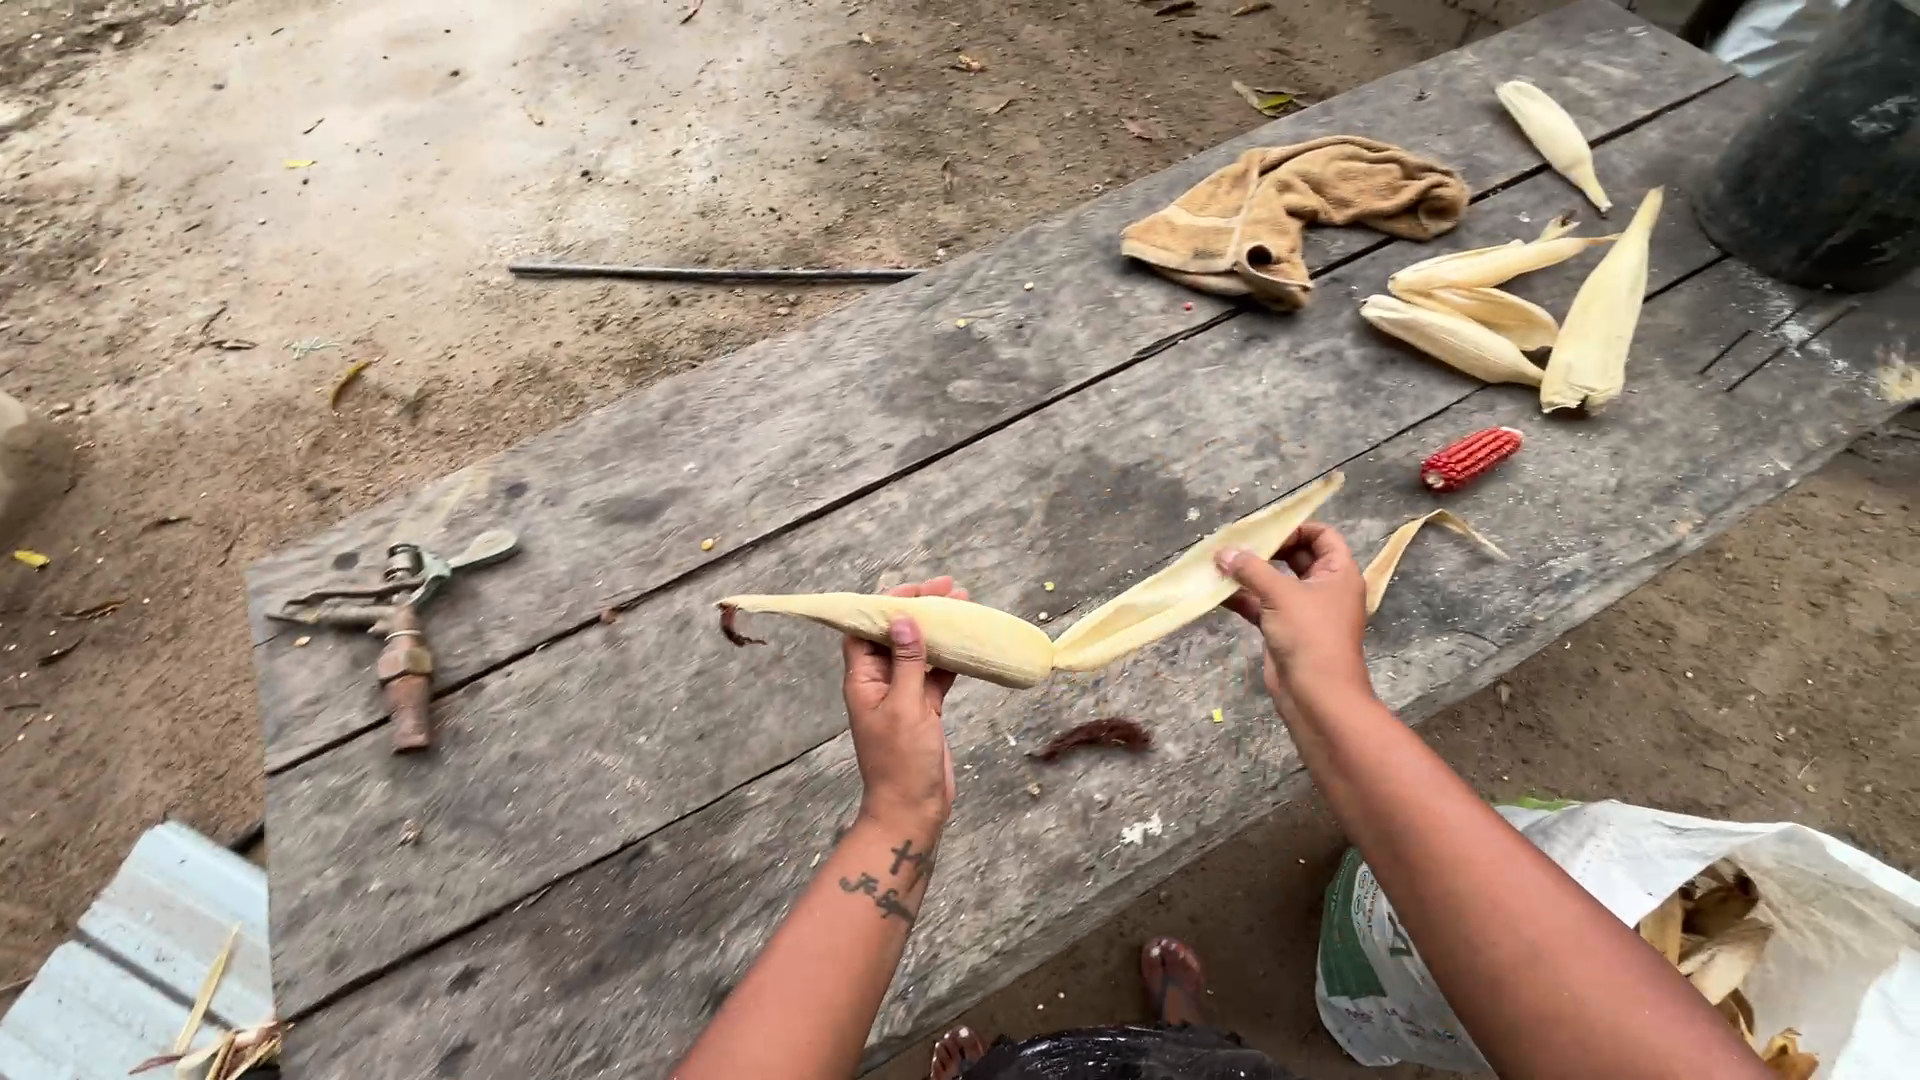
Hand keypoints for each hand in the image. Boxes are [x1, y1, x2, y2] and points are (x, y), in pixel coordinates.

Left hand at [843, 577, 964, 833]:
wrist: (913, 810)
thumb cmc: (901, 762)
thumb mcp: (905, 707)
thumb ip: (906, 662)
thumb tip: (903, 619)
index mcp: (863, 679)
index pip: (867, 628)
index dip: (887, 603)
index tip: (917, 588)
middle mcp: (879, 682)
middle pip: (895, 634)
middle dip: (919, 609)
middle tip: (949, 588)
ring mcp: (903, 695)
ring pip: (918, 651)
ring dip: (938, 630)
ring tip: (964, 606)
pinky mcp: (924, 708)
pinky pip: (935, 674)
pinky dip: (950, 658)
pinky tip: (968, 643)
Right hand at [1215, 523, 1373, 722]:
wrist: (1316, 694)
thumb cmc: (1309, 636)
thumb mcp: (1281, 595)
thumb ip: (1251, 569)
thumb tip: (1223, 552)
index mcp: (1338, 573)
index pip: (1322, 536)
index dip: (1295, 529)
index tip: (1264, 532)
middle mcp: (1323, 587)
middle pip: (1295, 556)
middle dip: (1265, 550)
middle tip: (1235, 545)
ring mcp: (1302, 610)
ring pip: (1274, 581)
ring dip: (1248, 574)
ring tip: (1218, 565)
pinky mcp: (1283, 629)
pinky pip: (1261, 604)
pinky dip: (1241, 597)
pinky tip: (1216, 592)